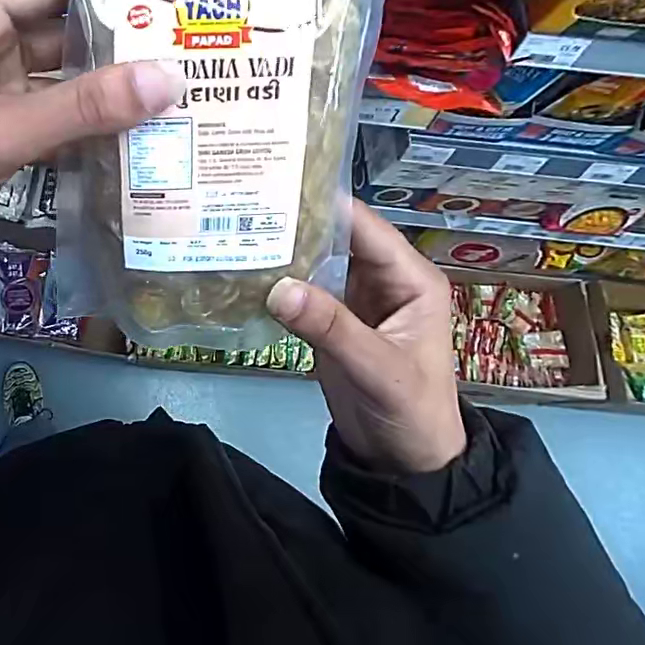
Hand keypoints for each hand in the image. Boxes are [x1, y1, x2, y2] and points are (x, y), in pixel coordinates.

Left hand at [0, 0, 185, 268]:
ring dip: (107, 85)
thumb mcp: (1, 133)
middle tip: (185, 42)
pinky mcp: (4, 128)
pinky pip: (56, 113)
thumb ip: (82, 107)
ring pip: (62, 75)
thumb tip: (170, 78)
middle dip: (117, 39)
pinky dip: (89, 121)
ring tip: (174, 84)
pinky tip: (137, 128)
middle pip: (61, 29)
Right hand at [266, 200, 464, 472]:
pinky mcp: (330, 320)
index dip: (325, 202)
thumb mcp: (377, 368)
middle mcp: (381, 279)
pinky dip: (277, 281)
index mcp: (409, 278)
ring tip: (234, 226)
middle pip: (335, 238)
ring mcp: (352, 299)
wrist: (403, 462)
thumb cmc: (410, 411)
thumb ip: (331, 327)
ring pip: (314, 262)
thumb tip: (276, 286)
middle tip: (242, 200)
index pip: (364, 227)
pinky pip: (301, 291)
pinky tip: (244, 269)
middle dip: (295, 221)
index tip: (278, 182)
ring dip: (282, 249)